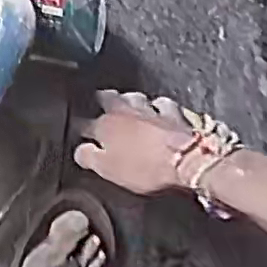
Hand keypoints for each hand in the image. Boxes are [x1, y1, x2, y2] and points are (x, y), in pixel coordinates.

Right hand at [73, 90, 200, 195]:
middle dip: (100, 100)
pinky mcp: (173, 113)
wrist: (188, 161)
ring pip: (133, 96)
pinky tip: (158, 109)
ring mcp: (149, 110)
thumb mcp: (108, 170)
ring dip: (128, 99)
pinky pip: (162, 103)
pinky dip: (158, 106)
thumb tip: (80, 150)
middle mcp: (123, 112)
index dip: (78, 129)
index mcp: (103, 126)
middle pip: (106, 98)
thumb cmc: (145, 167)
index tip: (78, 134)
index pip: (82, 124)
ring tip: (126, 103)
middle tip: (98, 103)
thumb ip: (89, 158)